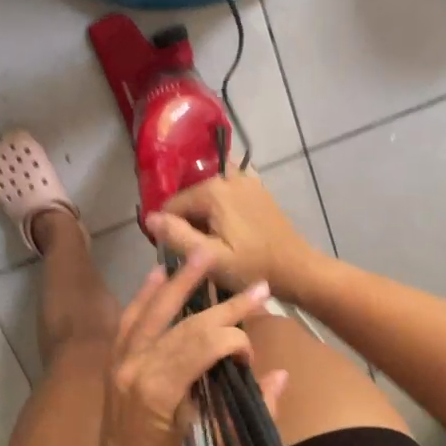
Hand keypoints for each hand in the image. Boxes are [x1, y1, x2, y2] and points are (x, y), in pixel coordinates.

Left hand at [89, 249, 286, 445]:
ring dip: (179, 282)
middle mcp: (134, 368)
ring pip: (152, 312)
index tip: (252, 354)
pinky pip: (129, 322)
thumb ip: (250, 413)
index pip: (202, 344)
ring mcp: (119, 364)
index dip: (234, 339)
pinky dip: (144, 297)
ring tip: (204, 254)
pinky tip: (158, 275)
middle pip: (183, 324)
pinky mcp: (112, 364)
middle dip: (223, 306)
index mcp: (157, 392)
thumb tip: (278, 376)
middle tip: (257, 289)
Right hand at [145, 168, 321, 297]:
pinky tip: (229, 234)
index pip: (172, 205)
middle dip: (188, 222)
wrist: (296, 268)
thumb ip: (177, 236)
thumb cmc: (252, 267)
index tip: (178, 253)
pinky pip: (226, 197)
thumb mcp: (210, 257)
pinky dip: (221, 212)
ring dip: (205, 218)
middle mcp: (228, 177)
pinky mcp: (257, 190)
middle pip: (190, 199)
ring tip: (214, 244)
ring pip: (208, 198)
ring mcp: (246, 181)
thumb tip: (149, 217)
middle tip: (198, 252)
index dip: (169, 230)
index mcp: (213, 190)